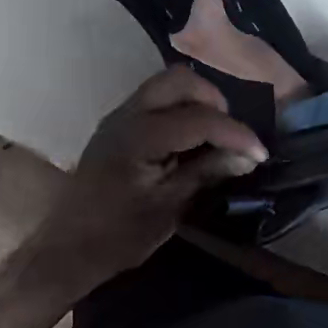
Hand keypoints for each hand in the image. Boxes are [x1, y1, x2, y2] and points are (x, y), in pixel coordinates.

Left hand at [51, 66, 268, 274]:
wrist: (67, 248)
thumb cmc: (117, 236)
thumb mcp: (169, 208)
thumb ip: (207, 172)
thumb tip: (248, 155)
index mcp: (139, 136)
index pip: (198, 118)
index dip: (235, 132)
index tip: (261, 152)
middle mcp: (127, 114)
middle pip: (179, 79)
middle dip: (213, 100)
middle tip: (232, 134)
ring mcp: (119, 116)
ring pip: (166, 84)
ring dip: (196, 100)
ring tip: (216, 134)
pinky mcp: (117, 124)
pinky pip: (155, 98)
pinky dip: (180, 107)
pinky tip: (192, 138)